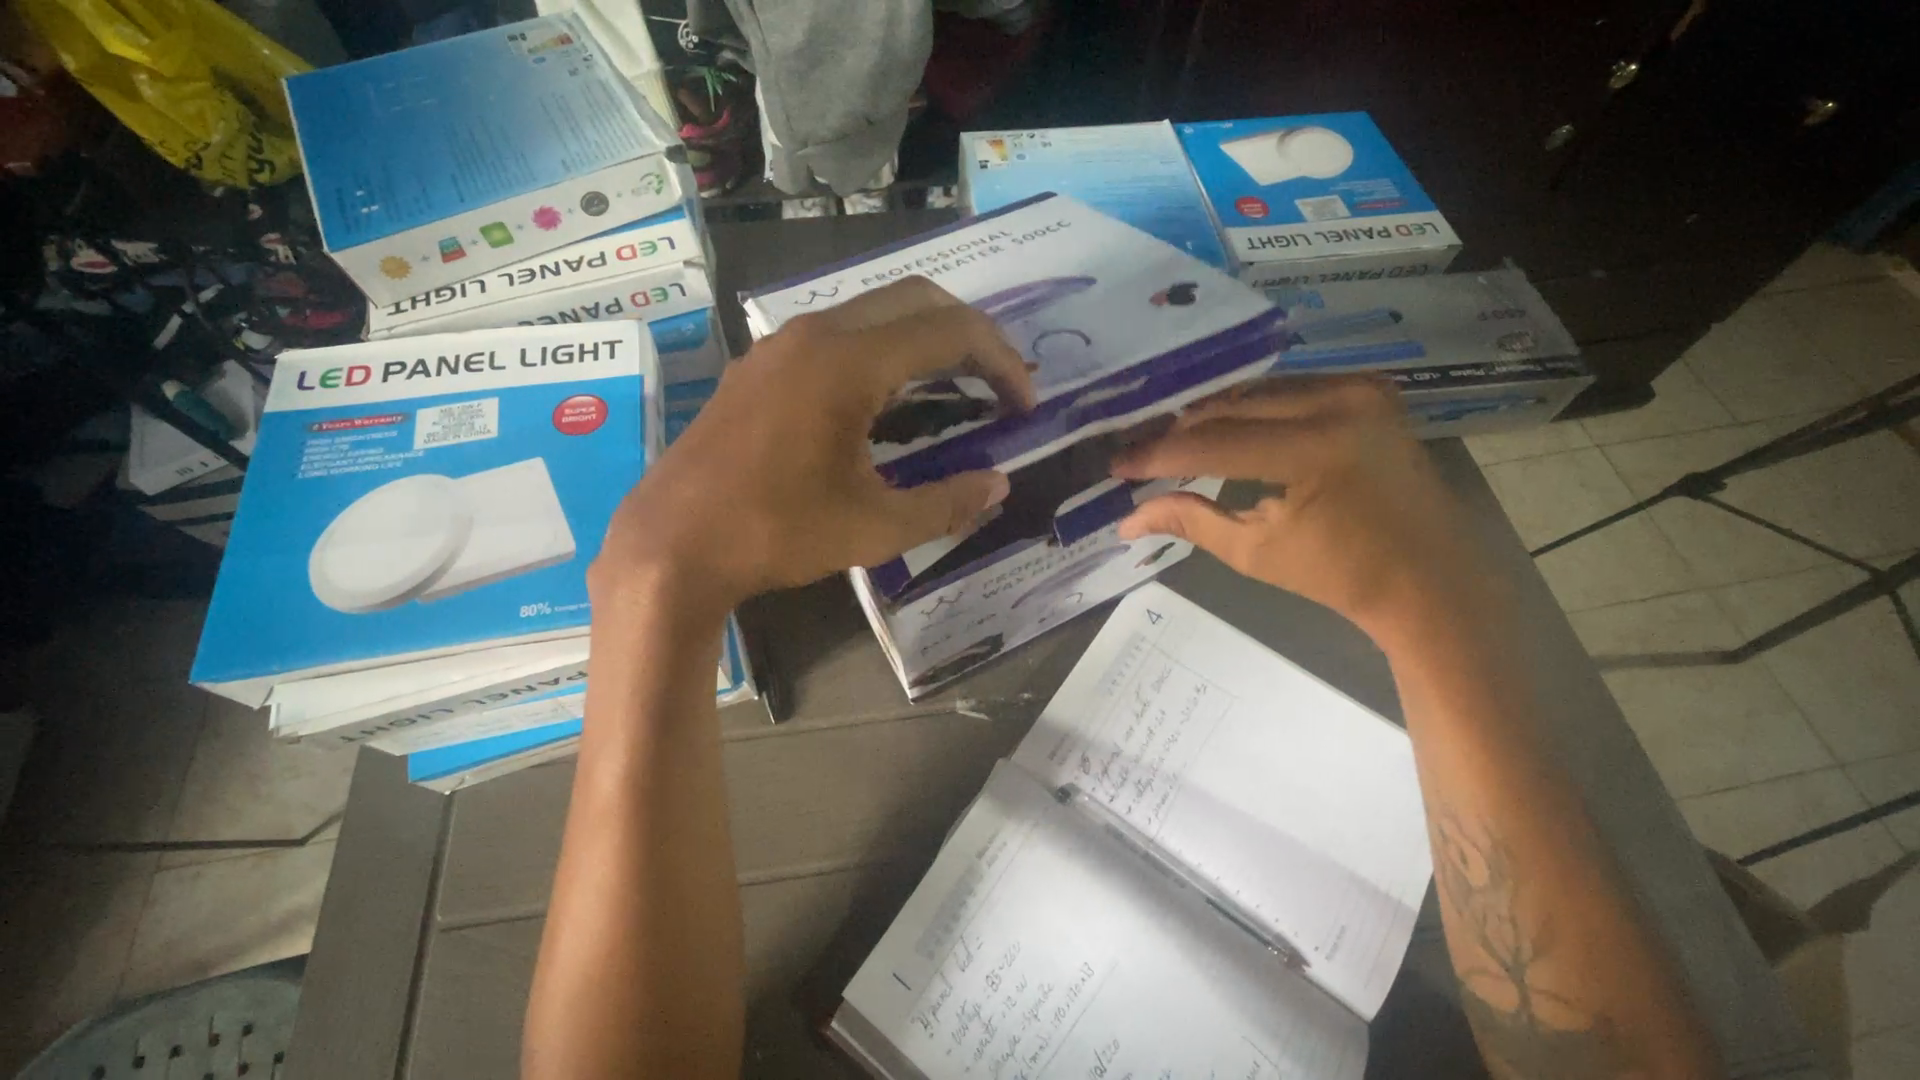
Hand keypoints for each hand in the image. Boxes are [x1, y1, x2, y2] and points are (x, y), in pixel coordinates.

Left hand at [593, 277, 1034, 614]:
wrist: (672, 546)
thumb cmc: (776, 533)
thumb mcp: (874, 526)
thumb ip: (947, 502)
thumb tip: (998, 486)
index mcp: (847, 362)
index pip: (949, 331)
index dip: (1001, 361)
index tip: (1024, 404)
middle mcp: (813, 335)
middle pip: (914, 301)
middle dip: (970, 334)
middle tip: (999, 382)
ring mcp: (779, 347)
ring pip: (872, 314)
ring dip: (922, 340)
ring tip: (955, 390)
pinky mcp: (759, 369)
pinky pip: (836, 338)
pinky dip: (881, 354)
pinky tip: (887, 404)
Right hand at [1112, 376, 1492, 639]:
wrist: (1429, 578)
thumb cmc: (1341, 575)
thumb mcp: (1255, 550)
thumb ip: (1190, 521)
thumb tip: (1126, 519)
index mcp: (1316, 449)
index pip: (1214, 443)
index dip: (1159, 455)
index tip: (1117, 464)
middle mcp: (1340, 402)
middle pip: (1234, 406)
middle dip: (1181, 429)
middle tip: (1138, 447)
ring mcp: (1360, 389)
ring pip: (1260, 391)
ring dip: (1214, 413)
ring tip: (1171, 436)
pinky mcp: (1369, 389)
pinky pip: (1291, 389)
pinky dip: (1253, 407)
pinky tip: (1222, 423)